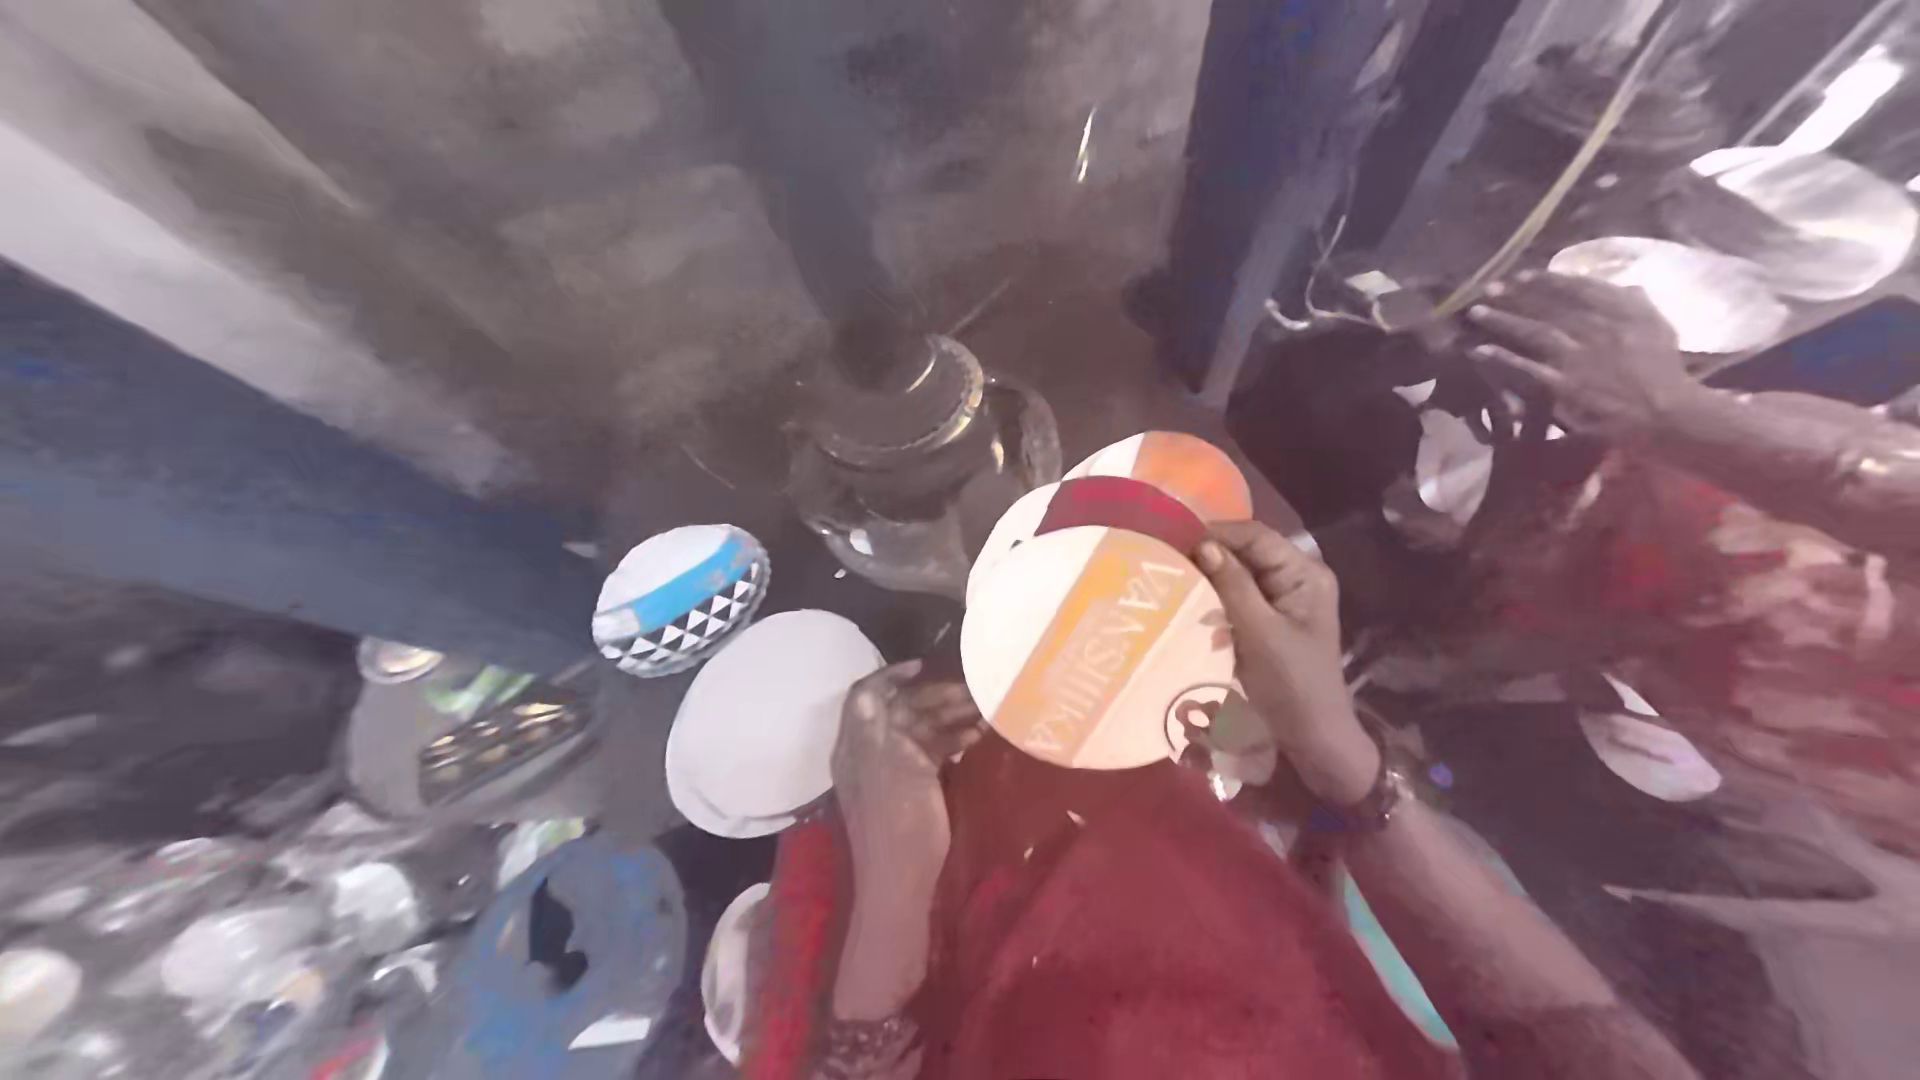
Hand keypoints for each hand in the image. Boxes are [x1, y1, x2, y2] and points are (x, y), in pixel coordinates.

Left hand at [831, 661, 983, 888]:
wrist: (904, 879)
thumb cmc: (897, 819)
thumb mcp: (887, 767)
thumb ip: (878, 727)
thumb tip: (868, 691)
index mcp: (857, 744)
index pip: (867, 695)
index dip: (890, 675)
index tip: (923, 666)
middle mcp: (872, 749)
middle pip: (901, 709)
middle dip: (934, 696)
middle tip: (971, 690)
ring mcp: (895, 766)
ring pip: (921, 728)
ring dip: (950, 716)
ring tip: (983, 708)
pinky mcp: (914, 782)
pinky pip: (933, 750)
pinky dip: (953, 740)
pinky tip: (978, 735)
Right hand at [1195, 522, 1377, 804]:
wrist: (1312, 738)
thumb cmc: (1292, 684)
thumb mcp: (1260, 632)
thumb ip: (1233, 586)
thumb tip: (1203, 545)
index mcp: (1305, 574)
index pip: (1256, 536)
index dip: (1217, 533)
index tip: (1174, 540)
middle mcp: (1295, 578)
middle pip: (1247, 551)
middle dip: (1210, 553)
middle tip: (1167, 558)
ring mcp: (1281, 599)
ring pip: (1237, 573)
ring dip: (1208, 575)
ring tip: (1172, 576)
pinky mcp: (1266, 619)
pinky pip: (1235, 595)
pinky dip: (1213, 595)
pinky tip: (1188, 599)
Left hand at [1463, 272, 1697, 438]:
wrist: (1662, 412)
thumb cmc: (1658, 370)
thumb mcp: (1657, 330)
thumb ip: (1638, 306)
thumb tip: (1625, 285)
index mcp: (1626, 313)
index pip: (1582, 289)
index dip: (1549, 280)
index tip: (1521, 275)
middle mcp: (1601, 330)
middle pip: (1551, 307)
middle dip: (1516, 296)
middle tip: (1488, 289)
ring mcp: (1578, 357)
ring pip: (1535, 331)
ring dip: (1502, 320)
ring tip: (1475, 312)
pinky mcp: (1561, 384)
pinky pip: (1525, 367)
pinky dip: (1501, 358)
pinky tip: (1478, 350)